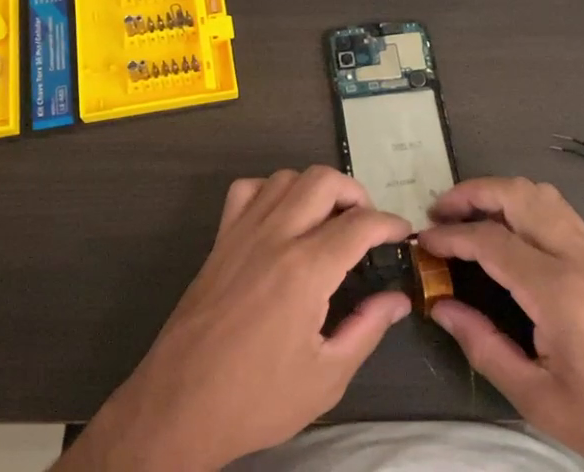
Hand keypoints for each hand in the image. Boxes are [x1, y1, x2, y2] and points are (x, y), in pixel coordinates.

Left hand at [55, 167, 412, 471]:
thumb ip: (366, 329)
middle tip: (368, 226)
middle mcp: (274, 237)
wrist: (180, 405)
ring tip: (329, 220)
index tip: (404, 235)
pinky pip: (246, 191)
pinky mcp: (219, 242)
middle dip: (356, 193)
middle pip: (322, 181)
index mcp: (306, 270)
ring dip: (314, 188)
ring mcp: (241, 234)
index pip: (360, 224)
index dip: (390, 224)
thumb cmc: (257, 399)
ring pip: (284, 177)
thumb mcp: (326, 377)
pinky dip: (271, 192)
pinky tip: (282, 219)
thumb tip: (397, 299)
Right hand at [418, 178, 583, 471]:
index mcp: (558, 290)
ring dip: (501, 193)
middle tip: (439, 212)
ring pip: (544, 195)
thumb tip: (442, 308)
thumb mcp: (540, 399)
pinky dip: (526, 206)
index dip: (449, 236)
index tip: (421, 243)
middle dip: (472, 193)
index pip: (489, 240)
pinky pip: (562, 212)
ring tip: (470, 216)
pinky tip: (512, 235)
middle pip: (518, 195)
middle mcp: (579, 256)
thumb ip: (484, 347)